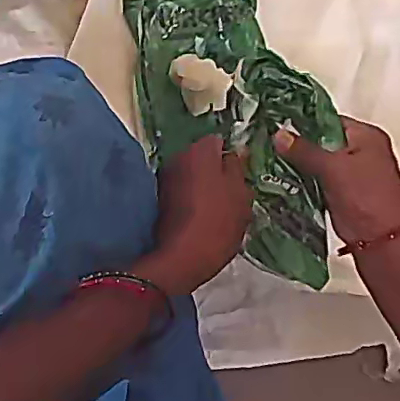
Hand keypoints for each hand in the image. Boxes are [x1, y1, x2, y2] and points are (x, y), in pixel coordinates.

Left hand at [132, 134, 251, 294]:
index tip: (241, 176)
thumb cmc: (218, 223)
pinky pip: (180, 191)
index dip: (232, 158)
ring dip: (202, 185)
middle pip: (203, 158)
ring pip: (191, 175)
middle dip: (215, 171)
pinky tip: (200, 217)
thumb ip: (237, 168)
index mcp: (200, 151)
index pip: (219, 142)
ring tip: (217, 209)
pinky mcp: (158, 199)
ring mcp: (165, 178)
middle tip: (232, 195)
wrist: (182, 258)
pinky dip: (189, 199)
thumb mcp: (241, 195)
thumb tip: (234, 152)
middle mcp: (178, 157)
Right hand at [275, 118, 399, 243]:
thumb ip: (304, 150)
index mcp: (366, 136)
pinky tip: (279, 178)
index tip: (277, 121)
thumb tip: (279, 134)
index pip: (329, 119)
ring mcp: (351, 174)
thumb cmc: (366, 198)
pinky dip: (302, 180)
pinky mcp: (342, 193)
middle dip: (297, 143)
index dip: (303, 120)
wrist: (382, 241)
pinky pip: (317, 180)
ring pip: (318, 162)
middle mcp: (360, 151)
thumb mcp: (333, 168)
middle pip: (322, 141)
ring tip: (267, 158)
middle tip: (267, 141)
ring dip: (297, 163)